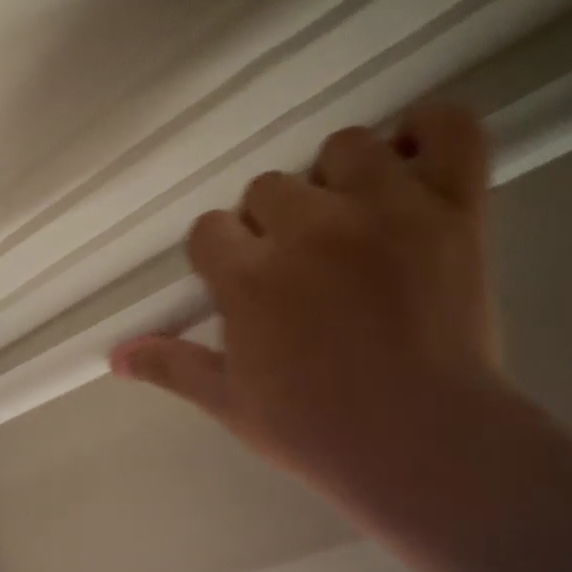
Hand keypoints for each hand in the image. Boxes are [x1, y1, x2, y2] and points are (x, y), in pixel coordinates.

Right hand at [111, 103, 506, 485]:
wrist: (422, 442)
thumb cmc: (314, 430)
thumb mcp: (230, 402)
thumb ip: (173, 366)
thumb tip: (116, 355)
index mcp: (251, 278)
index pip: (209, 230)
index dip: (219, 256)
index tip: (237, 285)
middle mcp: (312, 229)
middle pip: (269, 187)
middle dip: (270, 225)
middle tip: (295, 269)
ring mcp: (387, 211)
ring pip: (346, 148)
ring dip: (337, 179)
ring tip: (349, 222)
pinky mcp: (455, 209)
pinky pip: (450, 129)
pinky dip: (430, 131)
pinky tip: (410, 161)